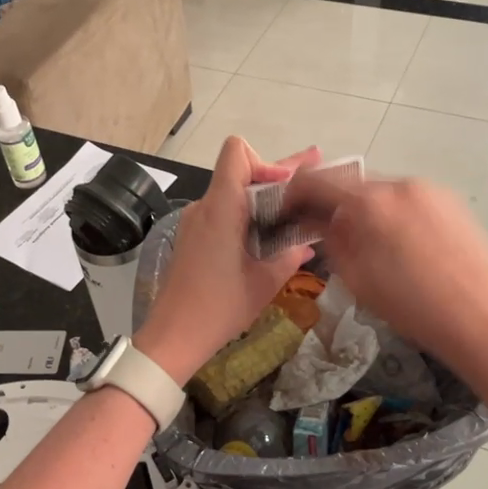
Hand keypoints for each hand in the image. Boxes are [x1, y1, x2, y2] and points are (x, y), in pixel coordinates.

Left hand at [134, 137, 318, 381]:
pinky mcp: (192, 238)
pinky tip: (271, 235)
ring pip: (232, 195)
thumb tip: (308, 244)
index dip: (266, 162)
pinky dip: (247, 218)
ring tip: (297, 211)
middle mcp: (205, 207)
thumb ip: (290, 255)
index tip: (287, 188)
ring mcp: (195, 222)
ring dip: (262, 200)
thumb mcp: (265, 282)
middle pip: (239, 173)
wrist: (173, 335)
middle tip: (313, 175)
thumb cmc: (219, 308)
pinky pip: (223, 214)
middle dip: (276, 178)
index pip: (237, 153)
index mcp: (221, 208)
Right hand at [283, 174, 487, 370]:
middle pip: (350, 182)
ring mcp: (429, 190)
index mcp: (369, 201)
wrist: (482, 319)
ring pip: (381, 191)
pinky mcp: (452, 201)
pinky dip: (393, 213)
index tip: (286, 213)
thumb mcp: (357, 278)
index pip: (315, 181)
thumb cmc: (411, 308)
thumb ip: (331, 239)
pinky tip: (402, 246)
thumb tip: (317, 219)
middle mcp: (398, 184)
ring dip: (364, 208)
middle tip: (323, 231)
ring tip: (367, 243)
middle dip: (331, 202)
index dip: (293, 194)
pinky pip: (409, 199)